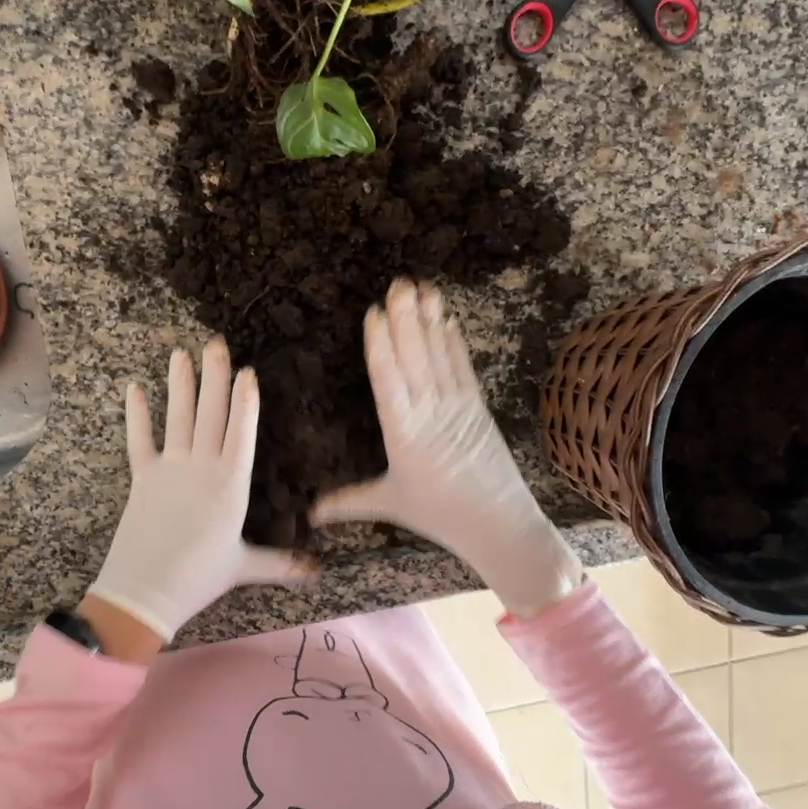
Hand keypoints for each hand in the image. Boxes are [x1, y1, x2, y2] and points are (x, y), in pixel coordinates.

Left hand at [87, 339, 314, 642]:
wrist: (145, 592)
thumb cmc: (200, 578)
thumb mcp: (245, 567)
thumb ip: (281, 564)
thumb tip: (318, 573)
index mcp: (231, 486)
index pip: (243, 434)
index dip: (245, 402)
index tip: (247, 372)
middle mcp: (202, 469)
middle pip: (211, 415)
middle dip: (215, 377)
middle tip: (216, 343)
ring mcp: (169, 470)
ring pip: (177, 418)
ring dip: (180, 384)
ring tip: (181, 353)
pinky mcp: (141, 478)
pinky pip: (139, 440)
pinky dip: (136, 415)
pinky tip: (134, 388)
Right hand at [311, 279, 581, 615]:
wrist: (499, 524)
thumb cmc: (439, 515)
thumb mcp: (389, 504)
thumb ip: (347, 503)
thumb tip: (308, 515)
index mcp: (404, 435)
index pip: (389, 382)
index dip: (381, 346)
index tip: (374, 313)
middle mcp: (431, 414)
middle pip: (415, 359)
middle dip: (406, 320)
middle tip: (399, 284)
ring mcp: (458, 407)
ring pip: (439, 357)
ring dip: (429, 321)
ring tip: (422, 288)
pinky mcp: (478, 407)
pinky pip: (462, 368)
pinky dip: (454, 342)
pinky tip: (446, 319)